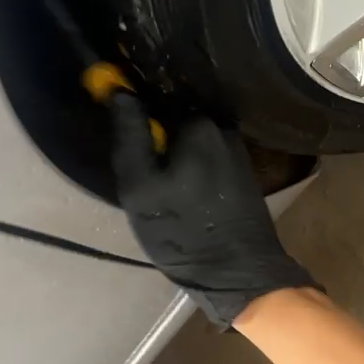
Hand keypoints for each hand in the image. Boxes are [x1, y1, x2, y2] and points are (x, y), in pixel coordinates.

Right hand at [108, 94, 317, 325]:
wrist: (239, 271)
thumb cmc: (183, 231)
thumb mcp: (141, 187)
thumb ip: (130, 136)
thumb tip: (120, 92)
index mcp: (199, 124)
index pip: (156, 101)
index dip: (135, 116)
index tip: (124, 140)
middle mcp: (224, 128)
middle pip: (175, 121)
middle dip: (156, 138)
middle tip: (141, 172)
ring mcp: (237, 149)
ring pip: (192, 141)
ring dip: (174, 154)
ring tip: (162, 184)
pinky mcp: (243, 170)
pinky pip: (206, 156)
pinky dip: (191, 166)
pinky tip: (184, 191)